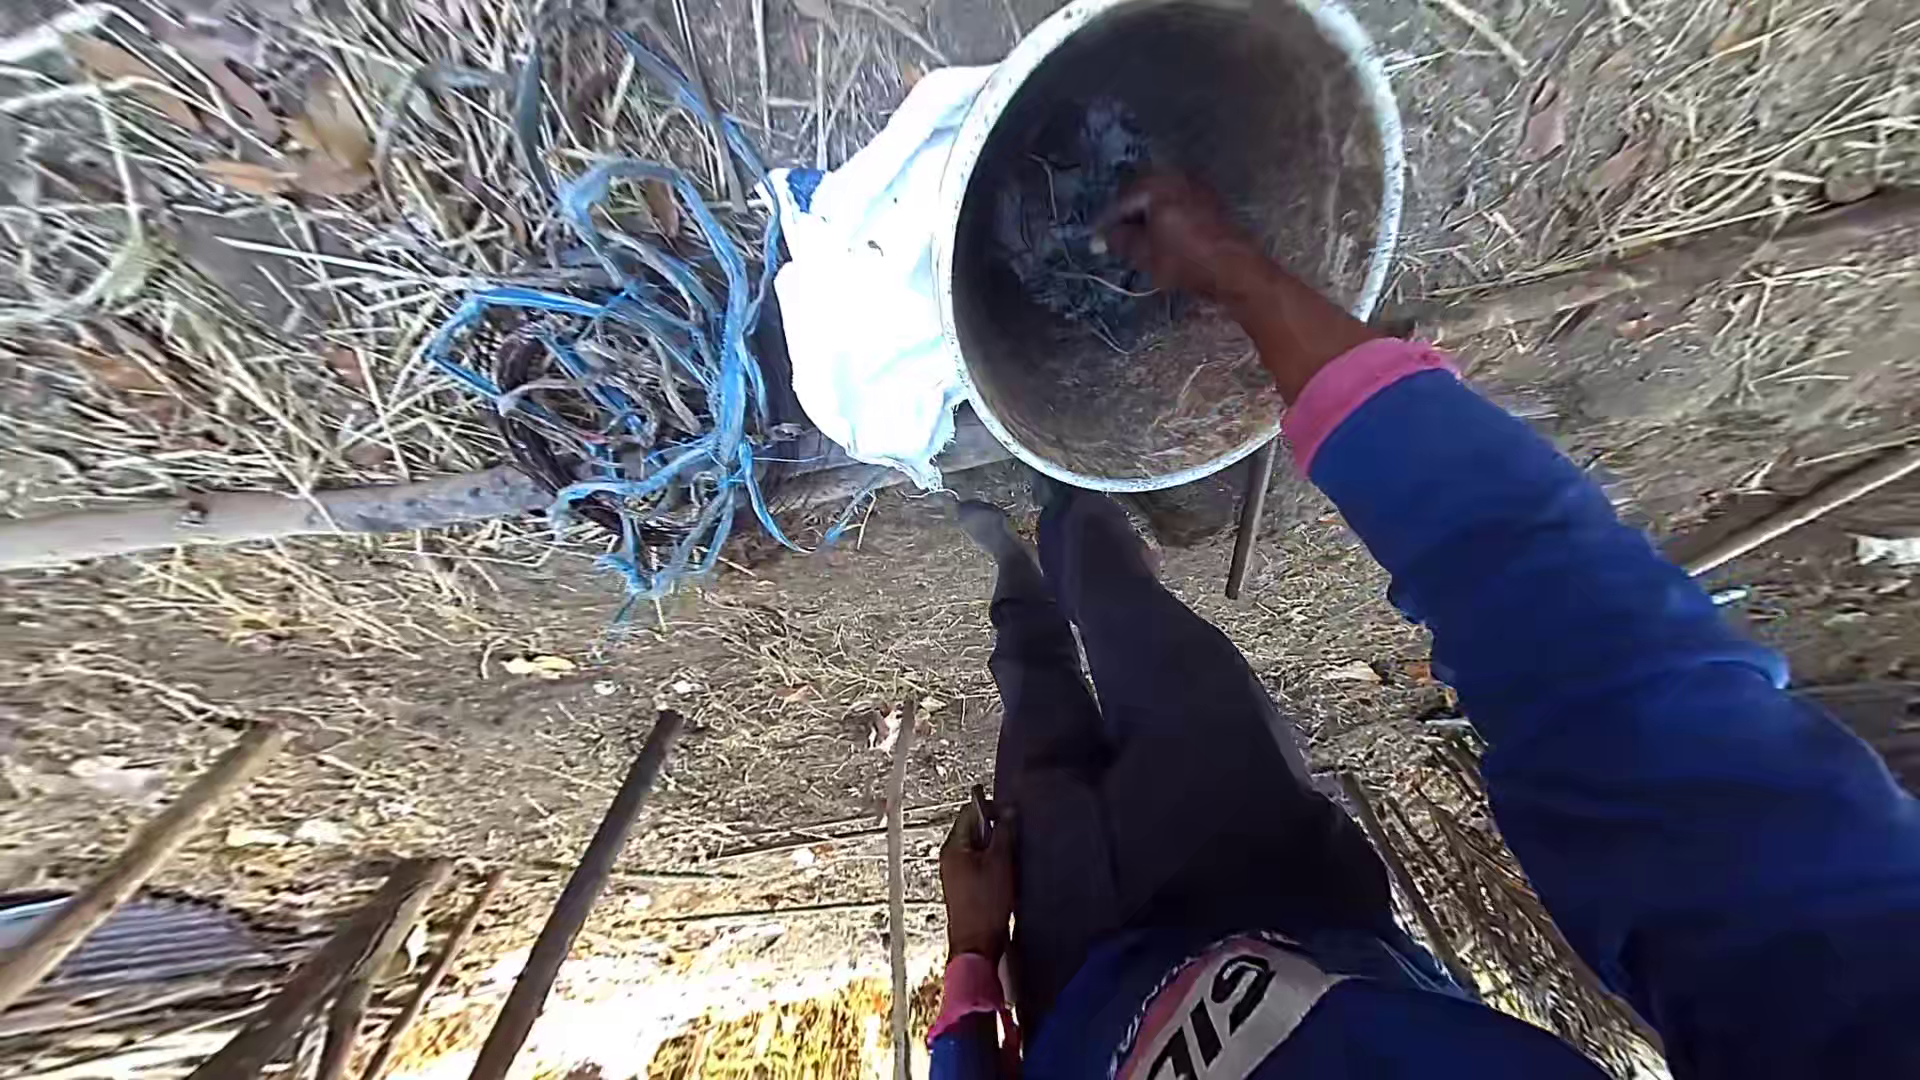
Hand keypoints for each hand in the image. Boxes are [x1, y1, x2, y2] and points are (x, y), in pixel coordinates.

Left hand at [939, 797, 1014, 960]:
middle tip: (1013, 838)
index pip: (970, 812)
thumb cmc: (985, 905)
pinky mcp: (964, 887)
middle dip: (995, 830)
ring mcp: (956, 873)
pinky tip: (1006, 876)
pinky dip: (993, 864)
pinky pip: (979, 864)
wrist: (977, 948)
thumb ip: (1004, 832)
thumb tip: (1008, 810)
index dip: (991, 808)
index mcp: (954, 846)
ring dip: (996, 848)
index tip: (1010, 814)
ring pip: (978, 847)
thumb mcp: (1000, 862)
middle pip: (974, 829)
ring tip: (1011, 859)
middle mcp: (951, 856)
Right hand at [1098, 172, 1377, 401]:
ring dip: (1146, 218)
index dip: (1107, 221)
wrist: (1233, 270)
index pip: (1122, 200)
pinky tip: (1161, 240)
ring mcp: (1197, 188)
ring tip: (1137, 243)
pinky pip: (1177, 205)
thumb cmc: (1185, 262)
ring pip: (1160, 200)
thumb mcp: (1145, 255)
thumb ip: (1121, 241)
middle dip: (1127, 217)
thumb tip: (1105, 236)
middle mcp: (1178, 178)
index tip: (1096, 238)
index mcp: (1159, 186)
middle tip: (1116, 240)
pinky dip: (1164, 219)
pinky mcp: (1210, 202)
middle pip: (1142, 195)